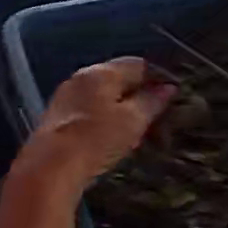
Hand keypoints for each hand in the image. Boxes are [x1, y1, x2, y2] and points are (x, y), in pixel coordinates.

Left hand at [17, 58, 177, 190]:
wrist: (52, 163)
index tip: (174, 97)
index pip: (136, 64)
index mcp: (98, 73)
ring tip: (142, 131)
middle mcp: (78, 79)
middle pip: (118, 80)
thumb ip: (151, 100)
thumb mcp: (134, 119)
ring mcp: (65, 96)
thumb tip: (166, 88)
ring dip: (124, 110)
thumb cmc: (97, 137)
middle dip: (141, 96)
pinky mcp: (58, 116)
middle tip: (160, 117)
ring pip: (103, 97)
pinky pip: (90, 111)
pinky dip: (106, 120)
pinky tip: (116, 137)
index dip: (159, 78)